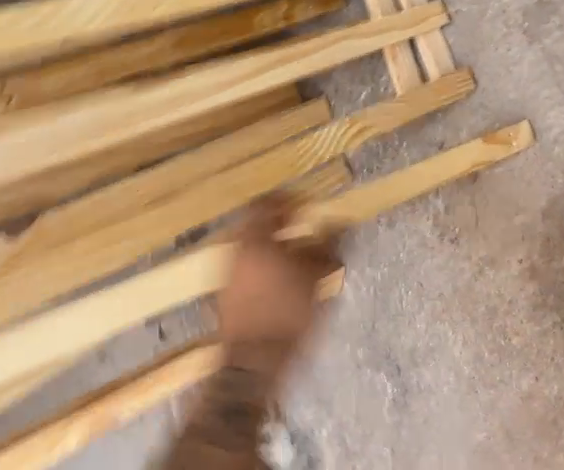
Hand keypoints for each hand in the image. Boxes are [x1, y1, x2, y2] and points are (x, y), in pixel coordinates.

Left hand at [213, 196, 339, 387]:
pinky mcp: (225, 296)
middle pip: (255, 224)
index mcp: (256, 240)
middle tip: (302, 228)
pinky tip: (281, 281)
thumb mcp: (316, 277)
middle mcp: (235, 252)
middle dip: (279, 224)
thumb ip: (326, 245)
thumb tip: (338, 221)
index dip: (288, 198)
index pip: (267, 203)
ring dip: (271, 245)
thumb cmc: (287, 314)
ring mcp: (226, 275)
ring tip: (296, 257)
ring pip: (250, 247)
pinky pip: (245, 268)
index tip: (305, 202)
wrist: (252, 365)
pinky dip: (262, 266)